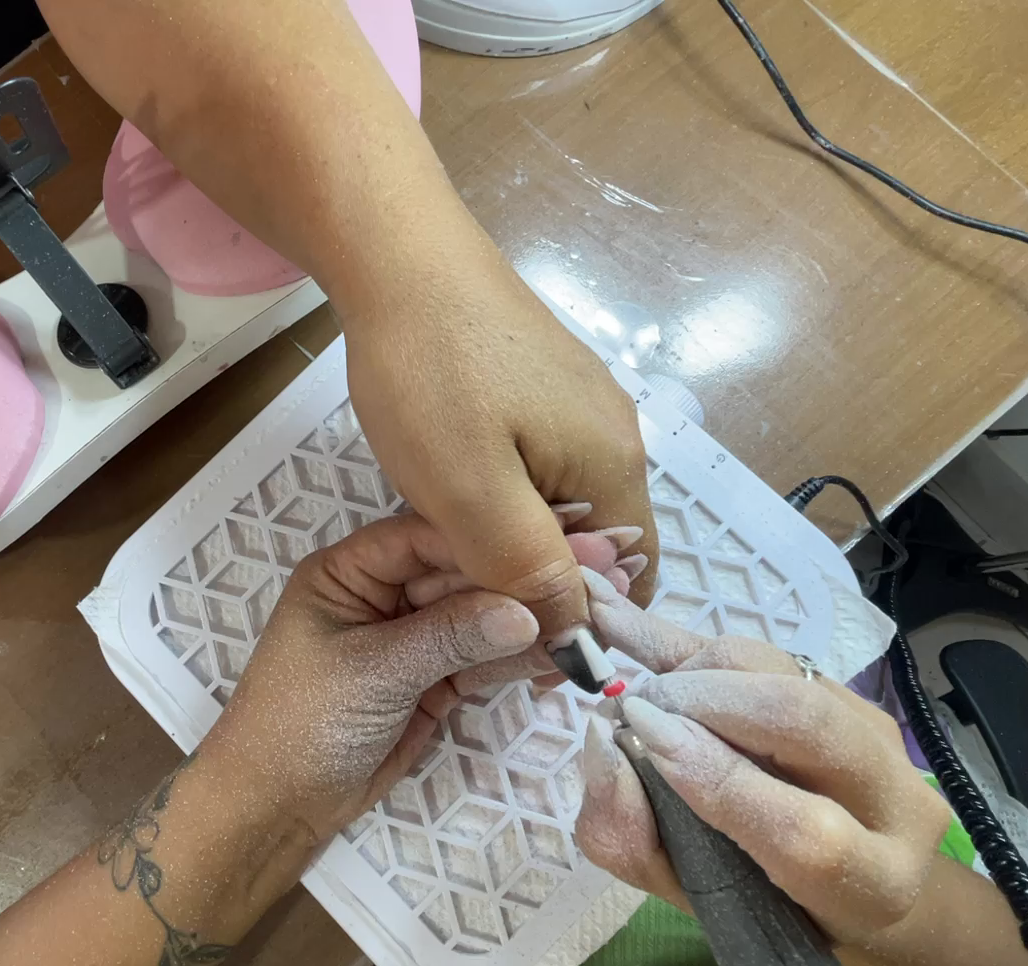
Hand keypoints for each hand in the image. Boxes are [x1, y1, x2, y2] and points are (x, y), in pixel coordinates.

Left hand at [197, 513, 624, 841]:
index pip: (430, 537)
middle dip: (524, 579)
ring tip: (599, 612)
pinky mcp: (433, 677)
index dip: (493, 536)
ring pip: (480, 618)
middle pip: (463, 575)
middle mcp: (385, 593)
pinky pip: (482, 659)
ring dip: (532, 620)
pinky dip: (518, 659)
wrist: (279, 806)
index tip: (561, 534)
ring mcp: (413, 636)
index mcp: (351, 570)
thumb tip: (529, 608)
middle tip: (601, 573)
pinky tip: (565, 652)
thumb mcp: (374, 670)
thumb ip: (451, 636)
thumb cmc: (304, 722)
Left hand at [341, 259, 656, 637]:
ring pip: (559, 505)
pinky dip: (501, 496)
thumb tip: (580, 637)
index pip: (629, 576)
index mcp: (615, 466)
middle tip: (467, 595)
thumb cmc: (432, 379)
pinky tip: (453, 489)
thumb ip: (529, 568)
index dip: (581, 622)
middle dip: (539, 581)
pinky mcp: (538, 386)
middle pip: (594, 542)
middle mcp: (614, 435)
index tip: (517, 643)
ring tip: (452, 545)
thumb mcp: (472, 493)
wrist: (398, 259)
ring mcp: (576, 405)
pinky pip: (535, 466)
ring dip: (513, 538)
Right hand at [572, 572, 951, 946]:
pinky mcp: (834, 684)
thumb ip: (632, 839)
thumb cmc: (761, 900)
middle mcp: (891, 799)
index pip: (800, 829)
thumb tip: (601, 748)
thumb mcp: (687, 896)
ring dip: (690, 667)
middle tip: (631, 713)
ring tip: (641, 695)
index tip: (637, 737)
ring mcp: (871, 728)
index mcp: (868, 883)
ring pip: (774, 667)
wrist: (849, 869)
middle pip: (799, 719)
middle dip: (697, 700)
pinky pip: (746, 645)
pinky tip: (609, 607)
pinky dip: (672, 631)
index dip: (712, 776)